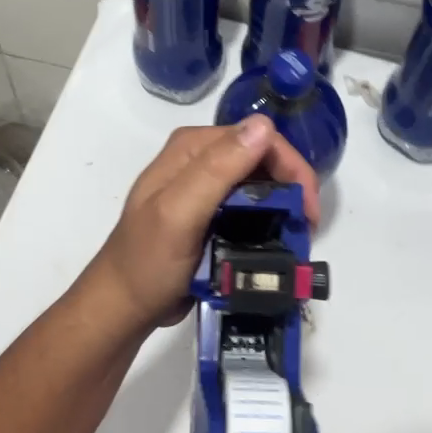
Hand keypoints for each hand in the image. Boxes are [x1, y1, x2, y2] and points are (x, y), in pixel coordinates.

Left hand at [78, 116, 319, 332]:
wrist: (124, 306)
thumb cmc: (147, 261)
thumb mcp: (179, 213)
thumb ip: (217, 169)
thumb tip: (263, 126)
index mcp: (192, 147)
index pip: (258, 137)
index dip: (289, 167)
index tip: (307, 210)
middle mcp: (200, 158)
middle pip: (264, 159)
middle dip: (292, 189)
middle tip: (307, 229)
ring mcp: (206, 187)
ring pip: (262, 184)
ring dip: (285, 208)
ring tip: (298, 239)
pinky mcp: (213, 214)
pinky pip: (252, 208)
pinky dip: (270, 222)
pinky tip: (279, 243)